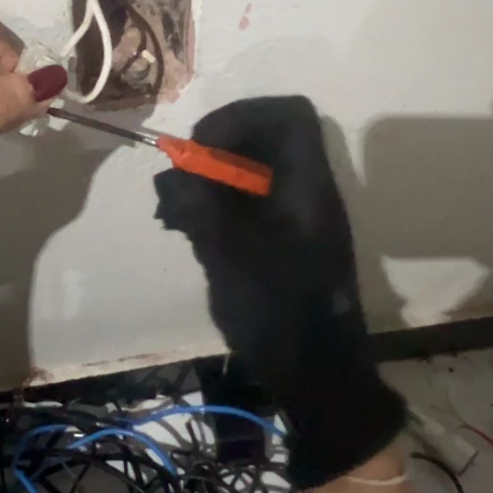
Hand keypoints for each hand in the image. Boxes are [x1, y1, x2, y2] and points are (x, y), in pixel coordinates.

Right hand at [153, 96, 404, 487]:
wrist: (318, 378)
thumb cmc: (279, 314)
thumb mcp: (229, 256)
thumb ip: (198, 205)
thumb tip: (174, 172)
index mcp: (307, 186)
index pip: (289, 114)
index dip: (242, 116)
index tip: (204, 148)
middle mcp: (306, 191)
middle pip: (264, 137)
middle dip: (215, 149)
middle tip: (182, 179)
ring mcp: (296, 215)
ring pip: (251, 170)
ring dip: (209, 179)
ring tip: (174, 212)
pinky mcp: (282, 239)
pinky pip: (247, 200)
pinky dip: (214, 205)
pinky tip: (186, 229)